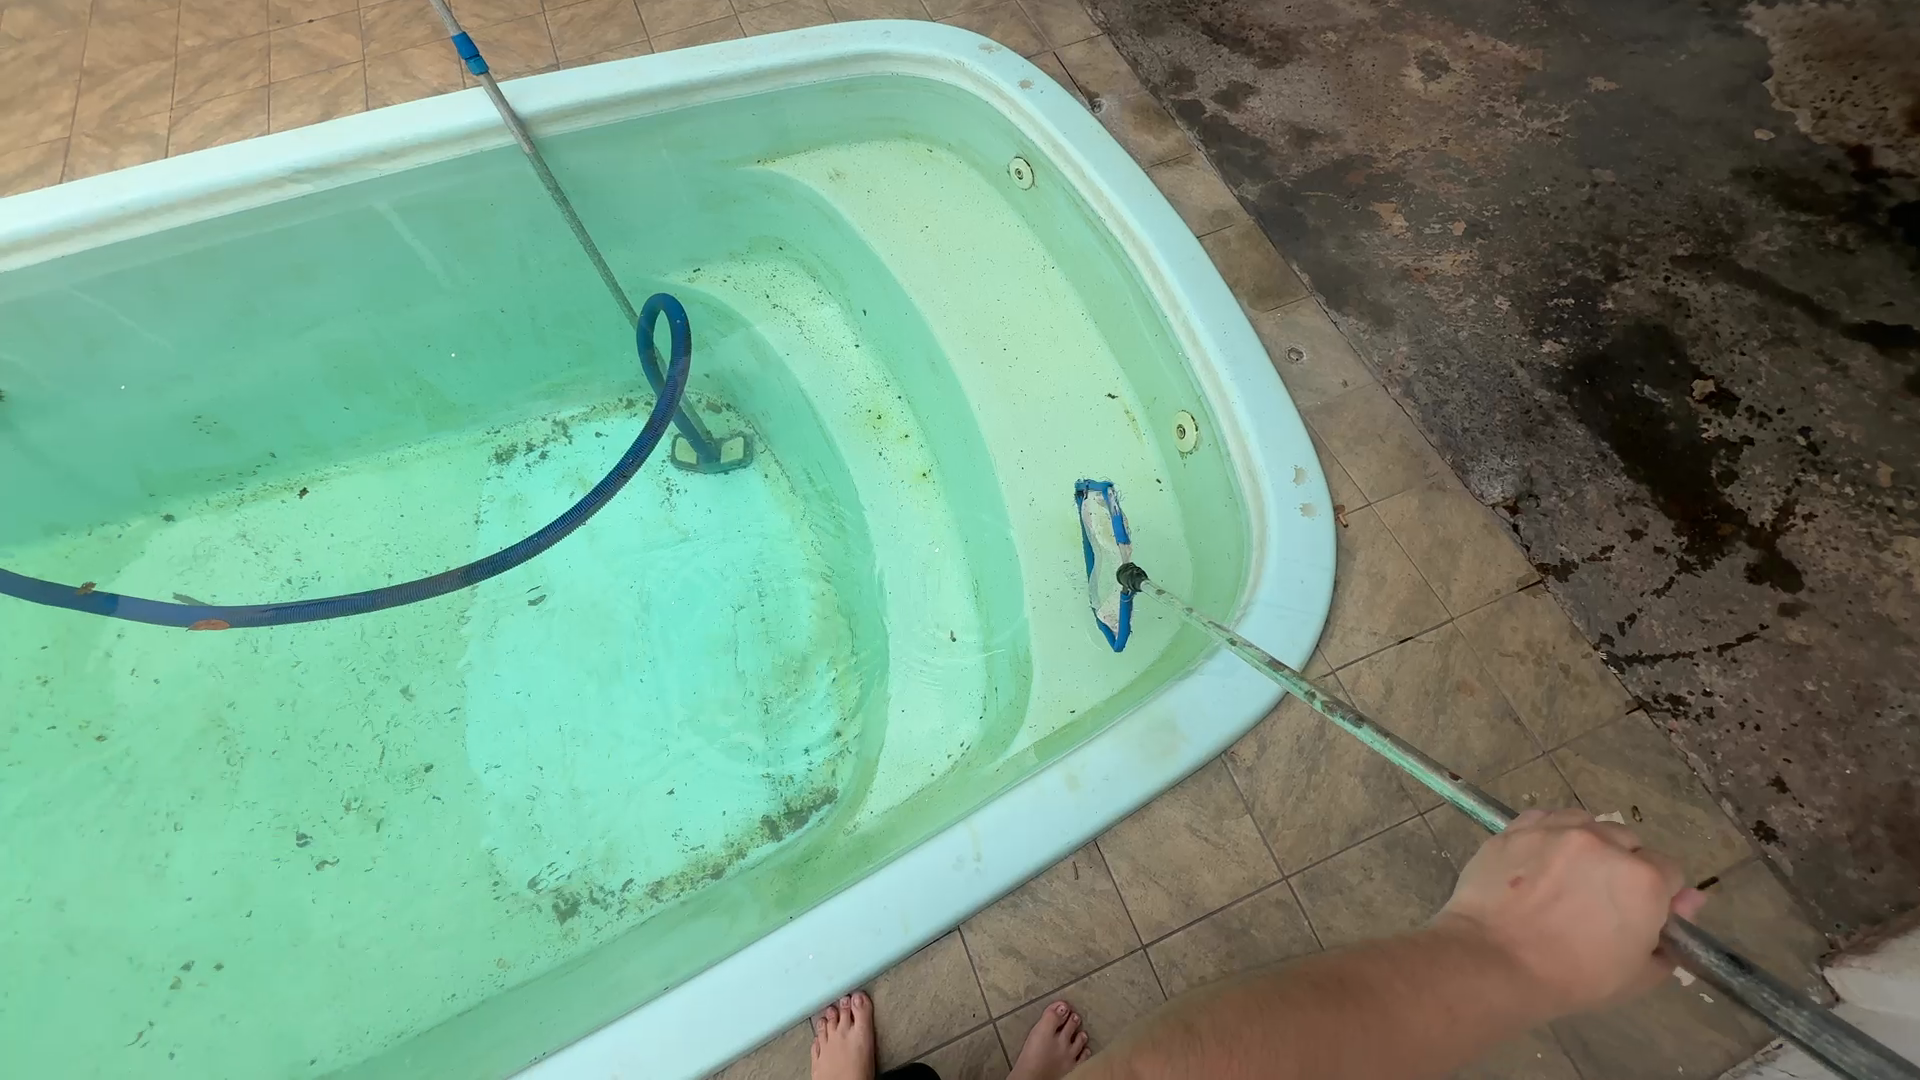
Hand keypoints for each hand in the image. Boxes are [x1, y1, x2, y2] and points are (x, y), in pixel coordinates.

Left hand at [1432, 807, 1707, 1019]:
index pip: (1668, 870)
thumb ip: (1671, 930)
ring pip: (1583, 822)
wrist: (1496, 955)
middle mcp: (1598, 843)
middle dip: (1623, 862)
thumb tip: (1688, 899)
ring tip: (1570, 872)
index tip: (1642, 908)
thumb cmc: (1576, 974)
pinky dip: (1549, 832)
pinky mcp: (1513, 830)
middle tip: (1601, 893)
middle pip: (1625, 840)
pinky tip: (1541, 856)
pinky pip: (1542, 818)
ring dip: (1586, 841)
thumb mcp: (1642, 968)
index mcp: (1641, 878)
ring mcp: (1551, 831)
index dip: (1660, 891)